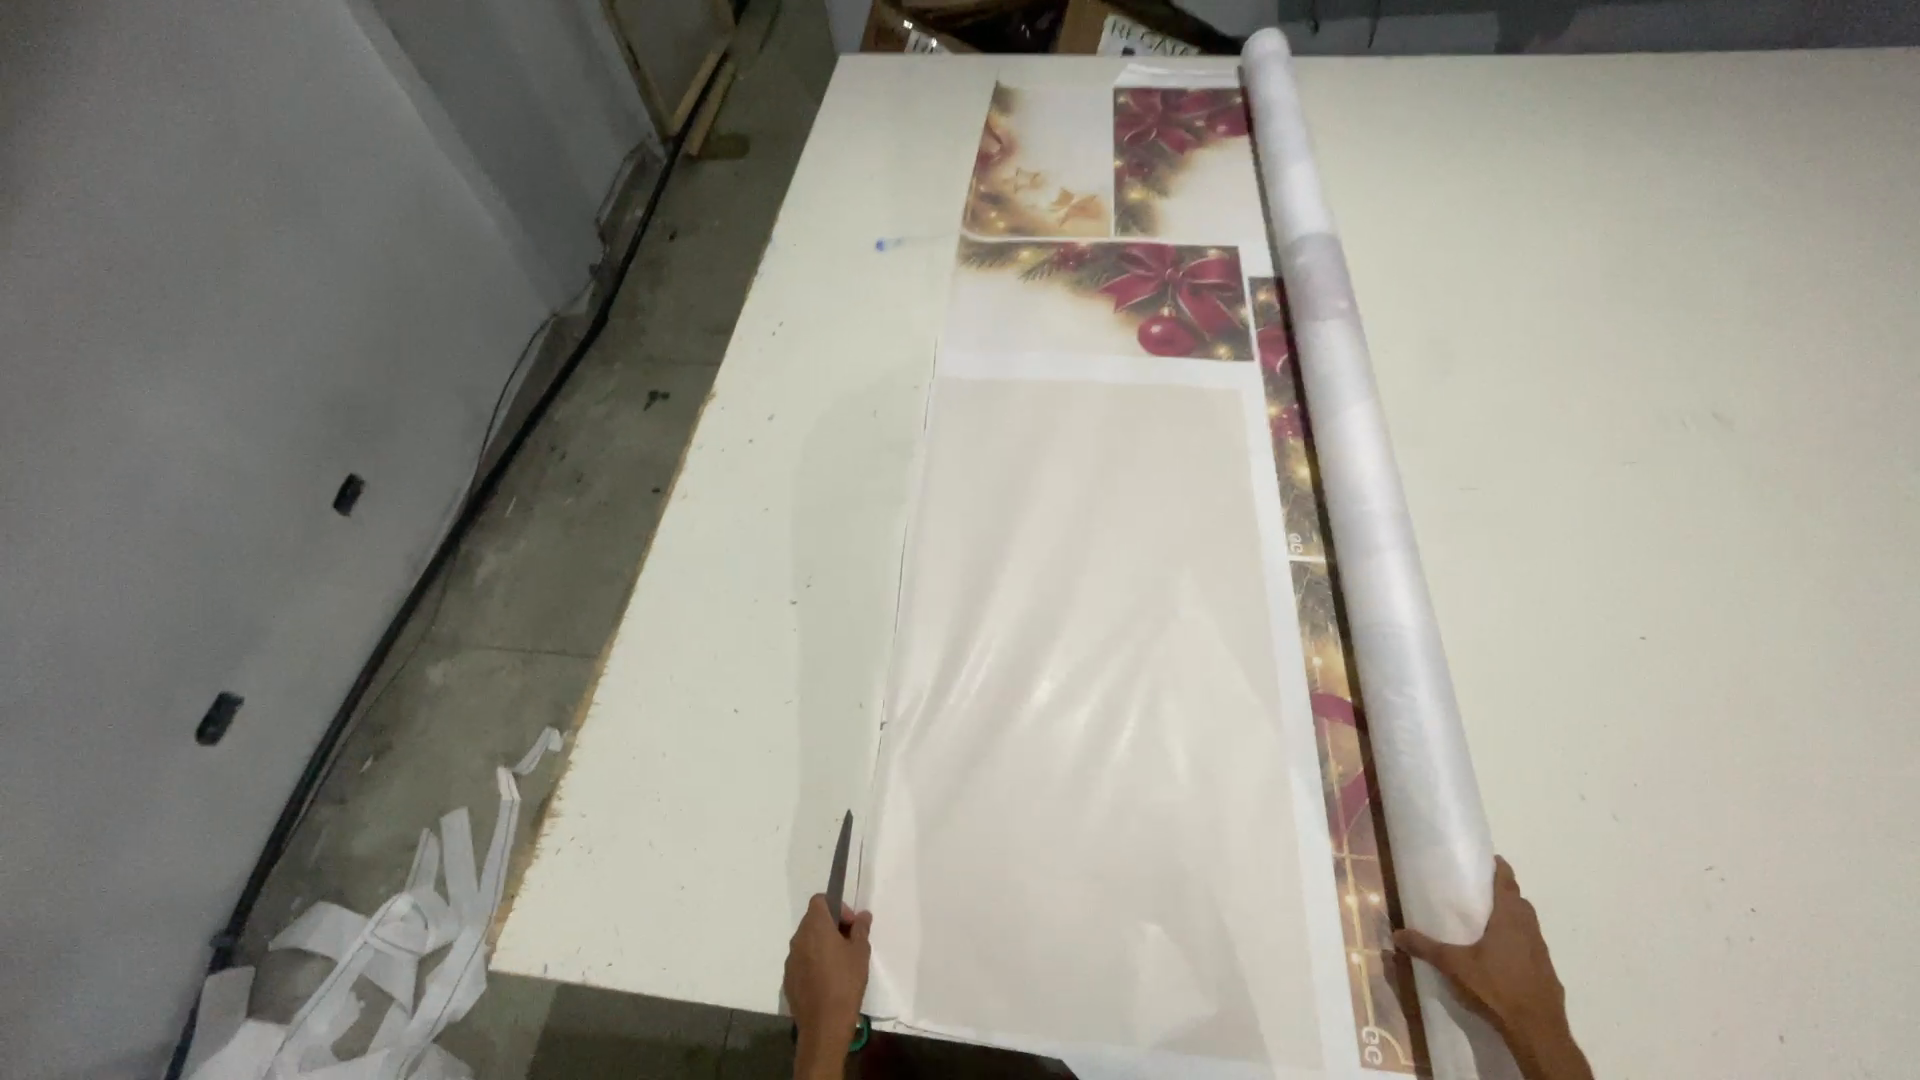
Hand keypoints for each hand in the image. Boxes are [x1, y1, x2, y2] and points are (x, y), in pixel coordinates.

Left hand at [784, 894, 871, 1079]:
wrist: (824, 1025)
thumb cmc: (845, 983)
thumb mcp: (861, 953)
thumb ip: (861, 929)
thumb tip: (862, 915)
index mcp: (815, 927)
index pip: (819, 900)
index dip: (836, 906)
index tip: (850, 924)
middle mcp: (798, 939)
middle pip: (813, 920)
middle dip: (831, 925)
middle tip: (849, 942)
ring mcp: (790, 960)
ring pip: (807, 941)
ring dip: (821, 944)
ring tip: (839, 963)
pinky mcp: (788, 979)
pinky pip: (801, 960)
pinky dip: (813, 962)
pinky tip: (827, 980)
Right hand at [1393, 857, 1591, 1079]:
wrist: (1537, 1031)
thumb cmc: (1495, 987)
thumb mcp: (1453, 965)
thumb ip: (1425, 947)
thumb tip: (1395, 934)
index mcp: (1509, 920)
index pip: (1508, 884)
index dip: (1501, 869)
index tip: (1491, 859)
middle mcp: (1530, 931)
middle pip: (1520, 903)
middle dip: (1505, 893)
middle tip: (1482, 890)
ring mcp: (1542, 954)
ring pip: (1529, 926)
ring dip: (1514, 918)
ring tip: (1489, 922)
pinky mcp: (1547, 974)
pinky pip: (1533, 948)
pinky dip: (1519, 943)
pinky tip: (1503, 957)